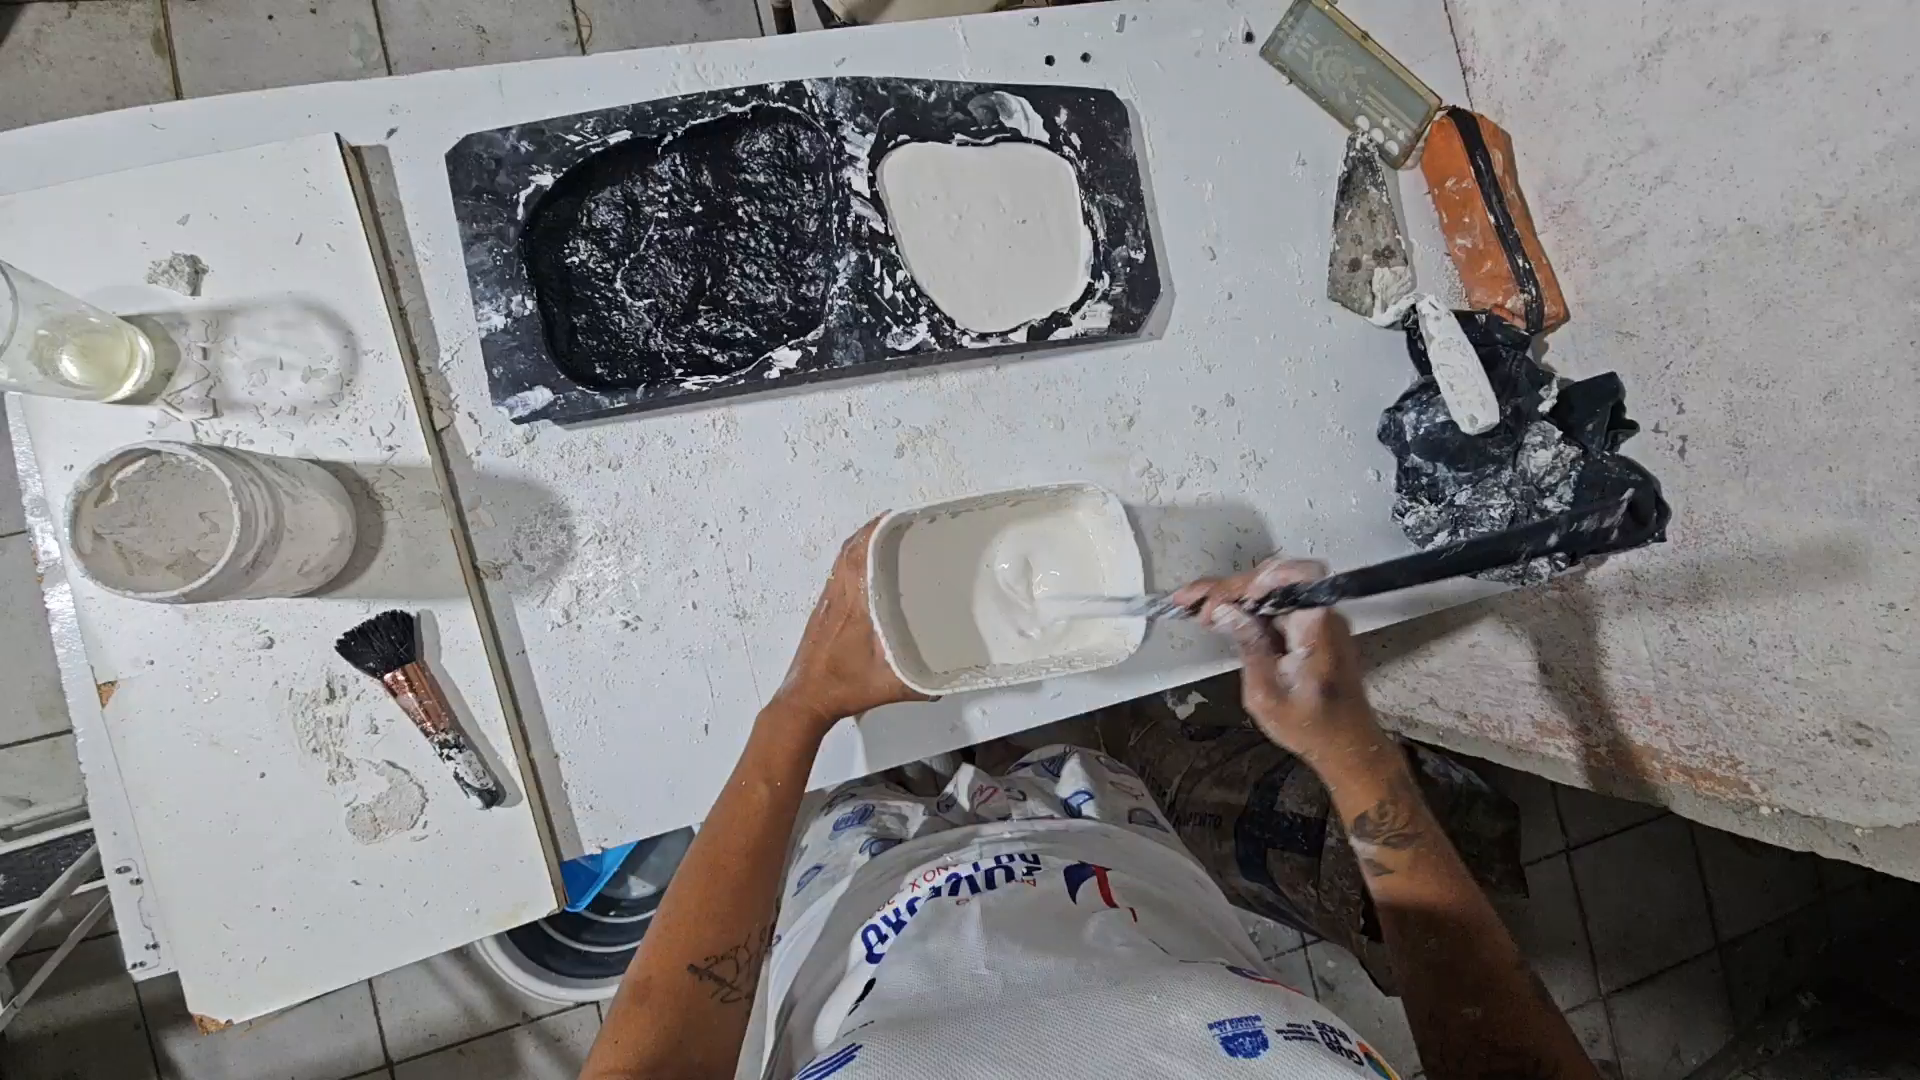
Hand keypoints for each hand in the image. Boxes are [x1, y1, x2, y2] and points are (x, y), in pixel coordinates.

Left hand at [767, 518, 928, 738]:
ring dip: (859, 542)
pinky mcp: (822, 611)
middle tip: (894, 520)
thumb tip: (948, 680)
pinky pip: (835, 573)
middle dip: (871, 530)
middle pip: (849, 550)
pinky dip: (849, 559)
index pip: (861, 558)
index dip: (875, 533)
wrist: (804, 698)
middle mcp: (839, 598)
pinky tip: (863, 565)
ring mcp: (827, 603)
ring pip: (840, 560)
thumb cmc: (842, 688)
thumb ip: (923, 684)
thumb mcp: (891, 686)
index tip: (894, 518)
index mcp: (856, 608)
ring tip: (881, 534)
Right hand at [1170, 557, 1380, 763]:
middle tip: (1188, 602)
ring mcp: (1314, 617)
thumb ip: (1249, 647)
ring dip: (1228, 594)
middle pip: (1272, 579)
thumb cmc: (1310, 727)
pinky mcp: (1305, 625)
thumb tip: (1224, 610)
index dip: (1261, 578)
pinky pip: (1271, 603)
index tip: (1226, 601)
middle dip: (1227, 588)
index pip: (1299, 577)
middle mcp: (1321, 614)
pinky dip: (1240, 605)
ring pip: (1267, 588)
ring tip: (1190, 604)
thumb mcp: (1267, 695)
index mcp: (1317, 628)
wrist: (1345, 744)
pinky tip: (1213, 612)